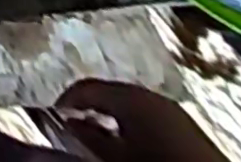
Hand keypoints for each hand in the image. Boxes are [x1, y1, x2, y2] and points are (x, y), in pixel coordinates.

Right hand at [54, 79, 229, 161]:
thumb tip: (68, 121)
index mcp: (128, 96)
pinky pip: (147, 111)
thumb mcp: (119, 158)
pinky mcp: (184, 123)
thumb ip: (89, 136)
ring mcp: (170, 108)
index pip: (85, 87)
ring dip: (110, 111)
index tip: (56, 112)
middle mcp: (148, 94)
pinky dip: (132, 119)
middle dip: (89, 102)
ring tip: (99, 128)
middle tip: (74, 117)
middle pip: (107, 90)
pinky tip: (129, 136)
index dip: (67, 98)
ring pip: (128, 100)